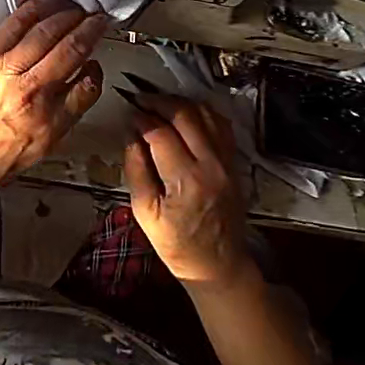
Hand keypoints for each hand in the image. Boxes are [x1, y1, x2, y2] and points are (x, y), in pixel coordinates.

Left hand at [0, 0, 107, 219]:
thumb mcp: (29, 156)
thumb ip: (53, 124)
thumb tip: (65, 98)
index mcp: (49, 128)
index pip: (87, 89)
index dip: (95, 70)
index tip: (95, 61)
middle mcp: (34, 97)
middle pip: (72, 51)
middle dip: (90, 30)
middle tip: (98, 19)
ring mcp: (8, 74)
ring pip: (48, 32)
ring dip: (68, 15)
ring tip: (78, 8)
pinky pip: (16, 24)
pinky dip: (36, 9)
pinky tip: (46, 2)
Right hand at [123, 94, 254, 284]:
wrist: (217, 264)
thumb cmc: (176, 243)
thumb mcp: (144, 212)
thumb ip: (136, 169)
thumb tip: (132, 135)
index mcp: (186, 180)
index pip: (160, 132)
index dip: (141, 118)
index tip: (129, 114)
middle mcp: (211, 164)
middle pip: (185, 114)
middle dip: (159, 101)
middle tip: (141, 100)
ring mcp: (227, 161)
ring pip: (206, 113)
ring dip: (180, 103)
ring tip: (160, 104)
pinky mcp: (235, 162)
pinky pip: (221, 124)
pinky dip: (201, 112)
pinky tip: (185, 113)